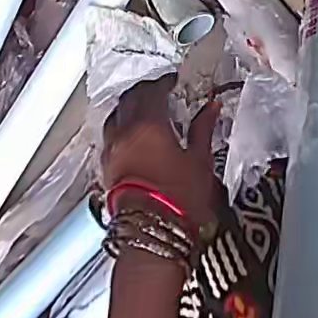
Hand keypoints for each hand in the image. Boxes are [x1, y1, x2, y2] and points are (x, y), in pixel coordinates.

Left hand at [101, 75, 218, 230]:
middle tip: (160, 92)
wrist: (151, 235)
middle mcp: (125, 132)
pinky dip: (121, 128)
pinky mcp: (106, 168)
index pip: (152, 91)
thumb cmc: (179, 199)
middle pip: (130, 99)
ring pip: (116, 116)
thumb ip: (203, 129)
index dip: (163, 82)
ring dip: (129, 108)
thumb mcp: (199, 161)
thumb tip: (211, 108)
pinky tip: (133, 136)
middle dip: (144, 91)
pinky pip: (110, 136)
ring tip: (144, 111)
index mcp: (148, 124)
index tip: (173, 82)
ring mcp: (112, 150)